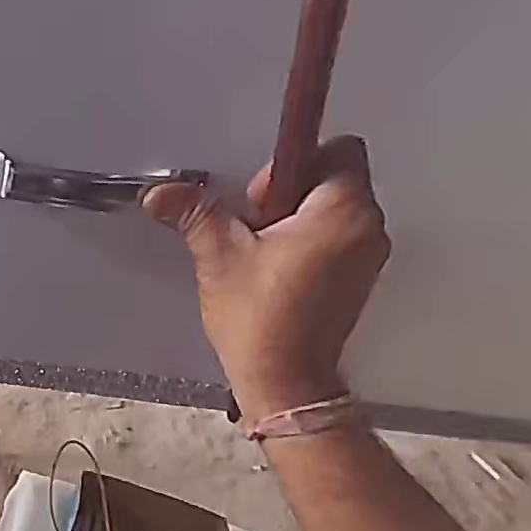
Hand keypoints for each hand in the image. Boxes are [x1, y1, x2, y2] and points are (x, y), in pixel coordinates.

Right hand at [143, 135, 388, 421]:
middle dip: (286, 197)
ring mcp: (368, 255)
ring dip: (293, 223)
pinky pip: (334, 240)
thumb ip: (195, 216)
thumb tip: (161, 193)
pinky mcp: (357, 279)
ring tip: (259, 258)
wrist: (284, 380)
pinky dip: (304, 246)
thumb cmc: (259, 320)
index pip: (335, 150)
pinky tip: (272, 275)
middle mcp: (369, 227)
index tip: (256, 203)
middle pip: (333, 180)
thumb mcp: (219, 258)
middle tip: (251, 232)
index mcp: (343, 212)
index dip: (290, 167)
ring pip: (331, 212)